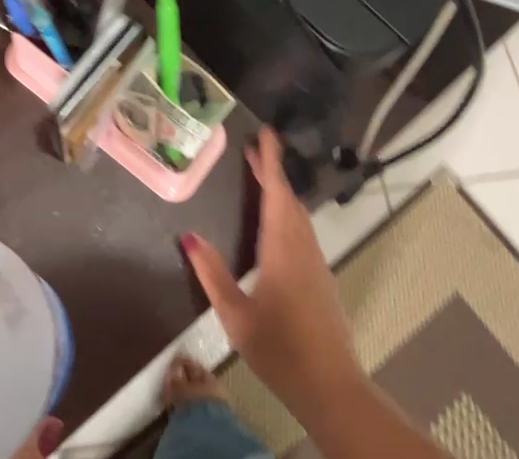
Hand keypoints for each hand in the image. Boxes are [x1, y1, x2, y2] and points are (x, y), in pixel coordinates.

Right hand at [180, 128, 361, 407]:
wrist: (329, 385)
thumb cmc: (279, 349)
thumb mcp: (235, 315)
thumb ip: (212, 274)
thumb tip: (189, 236)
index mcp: (282, 250)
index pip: (276, 193)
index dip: (270, 162)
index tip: (265, 134)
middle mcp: (303, 248)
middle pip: (289, 200)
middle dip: (273, 172)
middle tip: (253, 150)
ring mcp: (316, 263)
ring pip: (299, 216)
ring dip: (281, 193)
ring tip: (261, 179)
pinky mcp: (321, 278)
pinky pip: (303, 232)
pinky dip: (288, 214)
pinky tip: (276, 223)